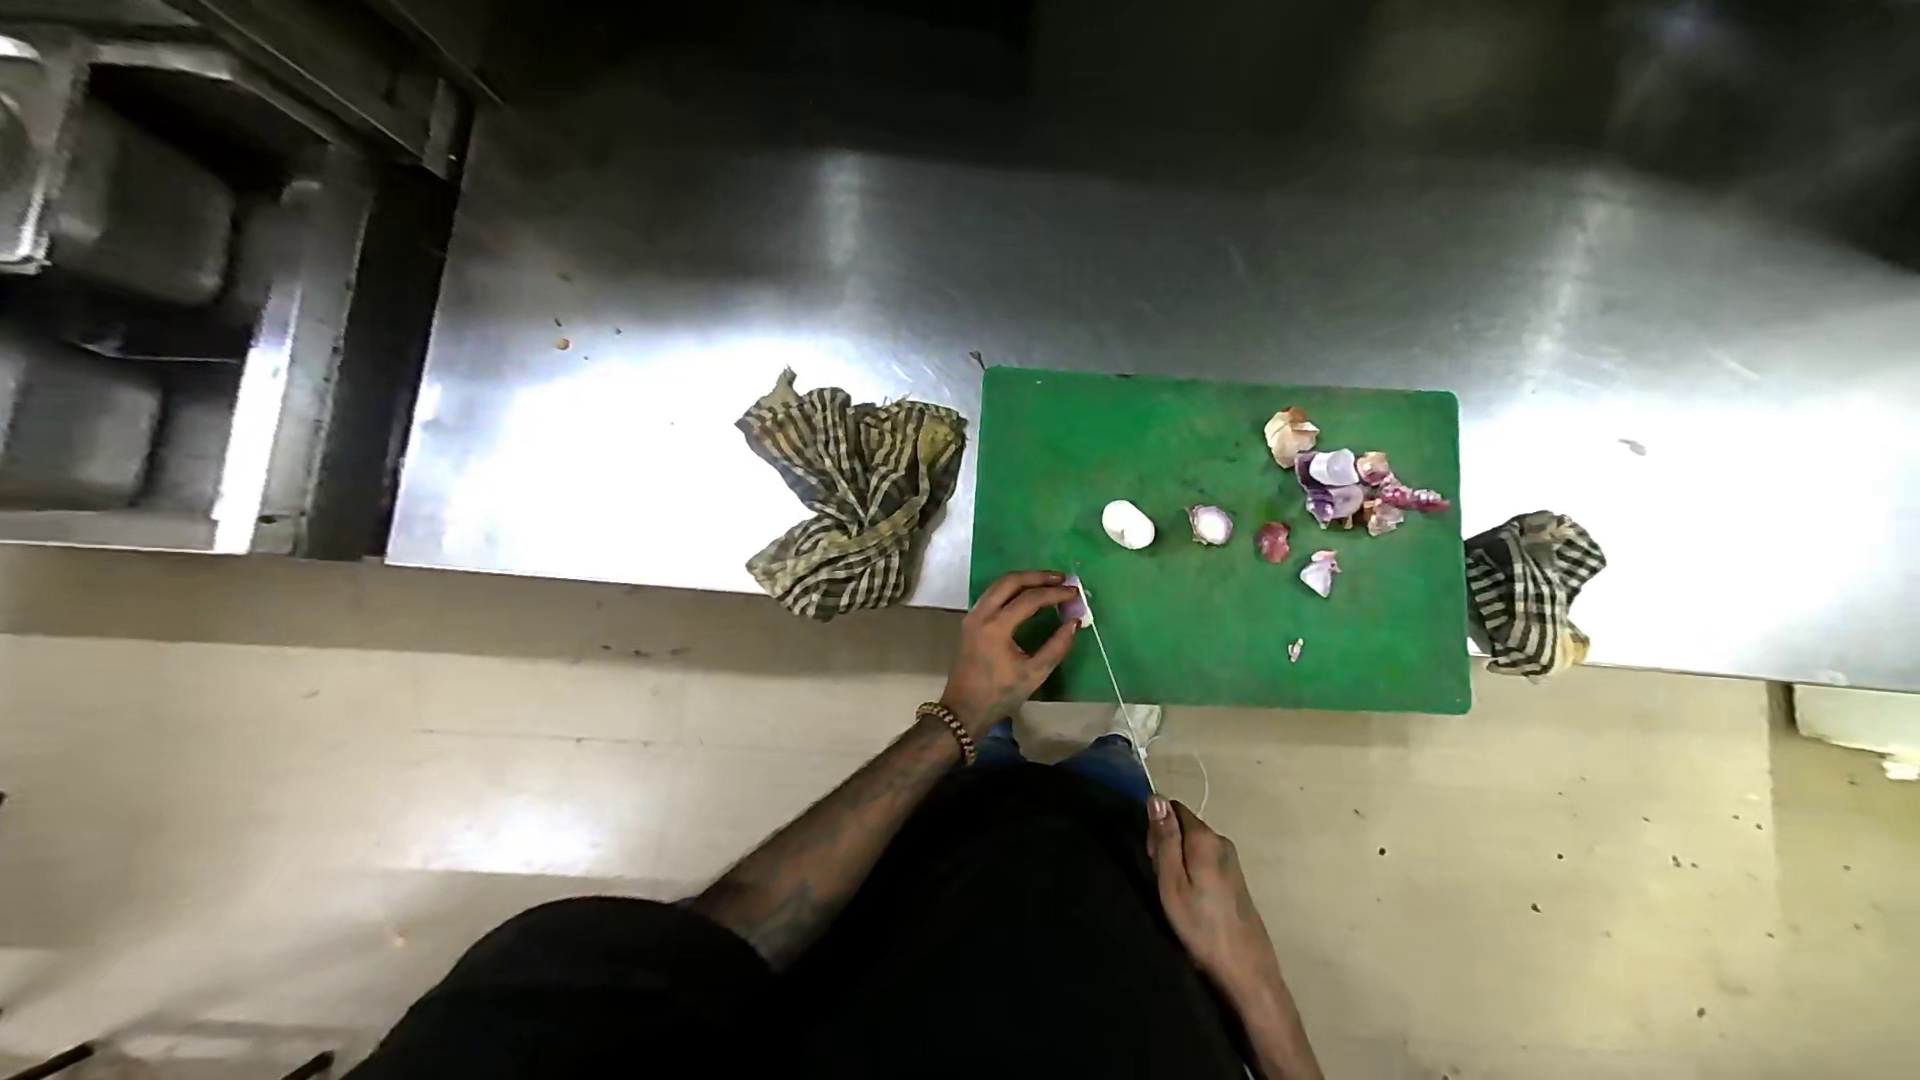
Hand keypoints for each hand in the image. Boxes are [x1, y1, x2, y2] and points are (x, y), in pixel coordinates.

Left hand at [939, 570, 1078, 735]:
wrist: (964, 708)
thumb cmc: (999, 694)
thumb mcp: (1034, 674)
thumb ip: (1057, 647)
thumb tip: (1074, 622)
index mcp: (996, 627)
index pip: (1029, 599)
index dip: (1054, 594)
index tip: (1074, 593)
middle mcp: (981, 614)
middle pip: (1011, 581)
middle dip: (1038, 576)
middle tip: (1062, 579)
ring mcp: (972, 615)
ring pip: (999, 584)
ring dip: (1024, 579)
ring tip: (1048, 582)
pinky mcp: (970, 620)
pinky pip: (992, 594)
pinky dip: (1011, 588)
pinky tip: (1027, 594)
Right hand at [1147, 796, 1283, 995]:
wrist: (1245, 969)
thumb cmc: (1201, 925)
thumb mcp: (1171, 881)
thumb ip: (1164, 838)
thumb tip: (1156, 797)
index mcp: (1205, 838)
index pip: (1172, 808)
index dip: (1157, 828)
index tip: (1153, 858)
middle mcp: (1221, 840)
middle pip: (1183, 825)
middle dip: (1167, 845)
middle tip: (1164, 881)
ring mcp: (1231, 859)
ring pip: (1192, 843)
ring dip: (1178, 860)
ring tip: (1178, 895)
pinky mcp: (1235, 876)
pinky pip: (1204, 858)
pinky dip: (1192, 871)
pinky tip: (1192, 899)